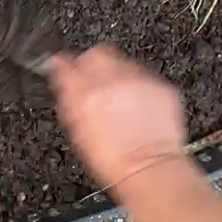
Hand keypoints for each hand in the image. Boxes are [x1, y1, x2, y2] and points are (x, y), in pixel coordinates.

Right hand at [49, 45, 189, 196]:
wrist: (148, 168)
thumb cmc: (112, 160)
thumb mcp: (76, 132)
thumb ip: (69, 101)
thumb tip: (65, 87)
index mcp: (83, 93)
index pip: (63, 63)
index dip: (61, 66)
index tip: (62, 69)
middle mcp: (111, 80)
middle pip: (95, 53)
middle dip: (91, 64)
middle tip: (92, 81)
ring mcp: (138, 80)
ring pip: (122, 61)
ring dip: (116, 75)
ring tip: (118, 99)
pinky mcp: (160, 85)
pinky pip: (145, 76)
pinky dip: (138, 86)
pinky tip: (136, 105)